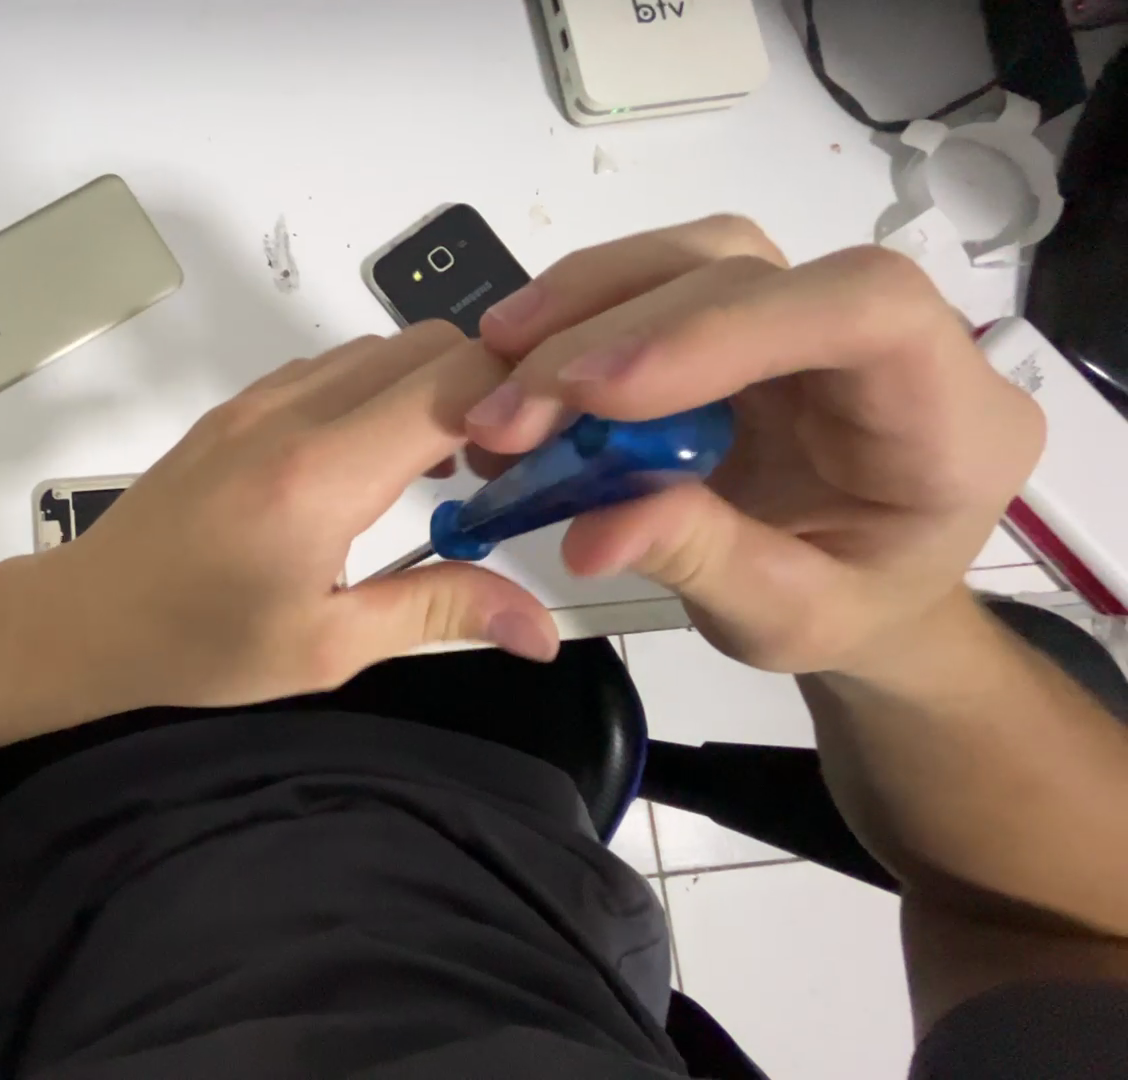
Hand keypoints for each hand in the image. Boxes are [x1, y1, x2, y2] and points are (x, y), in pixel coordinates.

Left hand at [46, 322, 559, 711]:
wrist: (89, 618)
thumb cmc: (198, 644)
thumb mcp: (326, 646)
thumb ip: (437, 612)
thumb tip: (538, 622)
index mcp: (318, 474)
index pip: (453, 383)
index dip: (516, 406)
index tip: (533, 464)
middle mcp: (287, 414)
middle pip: (422, 345)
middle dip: (481, 391)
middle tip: (494, 472)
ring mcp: (253, 403)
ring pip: (372, 351)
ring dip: (422, 391)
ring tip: (433, 474)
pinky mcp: (231, 411)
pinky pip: (324, 371)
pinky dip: (369, 395)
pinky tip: (364, 465)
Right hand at [462, 216, 1044, 674]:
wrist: (851, 593)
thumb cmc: (843, 609)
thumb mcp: (784, 619)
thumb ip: (703, 563)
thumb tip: (590, 535)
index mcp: (939, 418)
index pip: (859, 312)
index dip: (716, 330)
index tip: (589, 394)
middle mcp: (874, 342)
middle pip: (743, 268)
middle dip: (603, 334)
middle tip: (499, 415)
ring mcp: (792, 324)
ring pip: (690, 256)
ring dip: (578, 301)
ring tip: (492, 361)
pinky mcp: (725, 329)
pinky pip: (648, 285)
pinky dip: (572, 315)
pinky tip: (512, 361)